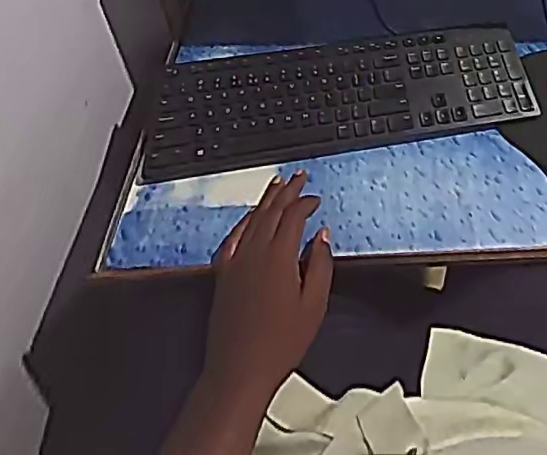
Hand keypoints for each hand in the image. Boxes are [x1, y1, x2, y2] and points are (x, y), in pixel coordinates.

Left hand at [204, 170, 333, 408]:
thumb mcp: (313, 306)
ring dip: (267, 198)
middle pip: (272, 209)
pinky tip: (250, 217)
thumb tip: (322, 237)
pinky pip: (234, 235)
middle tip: (298, 177)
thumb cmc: (278, 344)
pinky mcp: (224, 271)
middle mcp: (254, 251)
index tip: (315, 199)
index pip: (293, 216)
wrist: (239, 369)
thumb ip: (320, 265)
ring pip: (253, 217)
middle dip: (287, 190)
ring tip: (277, 185)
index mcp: (278, 256)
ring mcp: (236, 259)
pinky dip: (245, 220)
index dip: (305, 202)